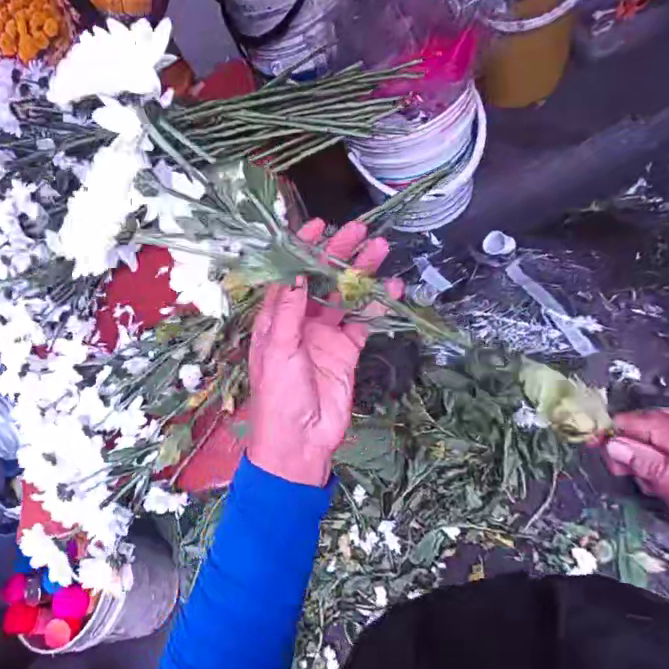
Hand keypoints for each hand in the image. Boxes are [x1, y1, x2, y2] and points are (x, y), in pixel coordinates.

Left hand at [245, 219, 402, 486]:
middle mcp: (300, 321)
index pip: (290, 276)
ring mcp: (326, 335)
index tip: (318, 226)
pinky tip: (392, 288)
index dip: (302, 250)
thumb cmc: (277, 397)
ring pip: (345, 296)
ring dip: (361, 274)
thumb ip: (288, 312)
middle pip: (321, 280)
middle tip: (360, 232)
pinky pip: (364, 321)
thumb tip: (297, 274)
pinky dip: (377, 305)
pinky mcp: (347, 351)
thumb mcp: (278, 351)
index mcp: (276, 318)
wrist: (300, 442)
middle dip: (338, 255)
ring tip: (381, 250)